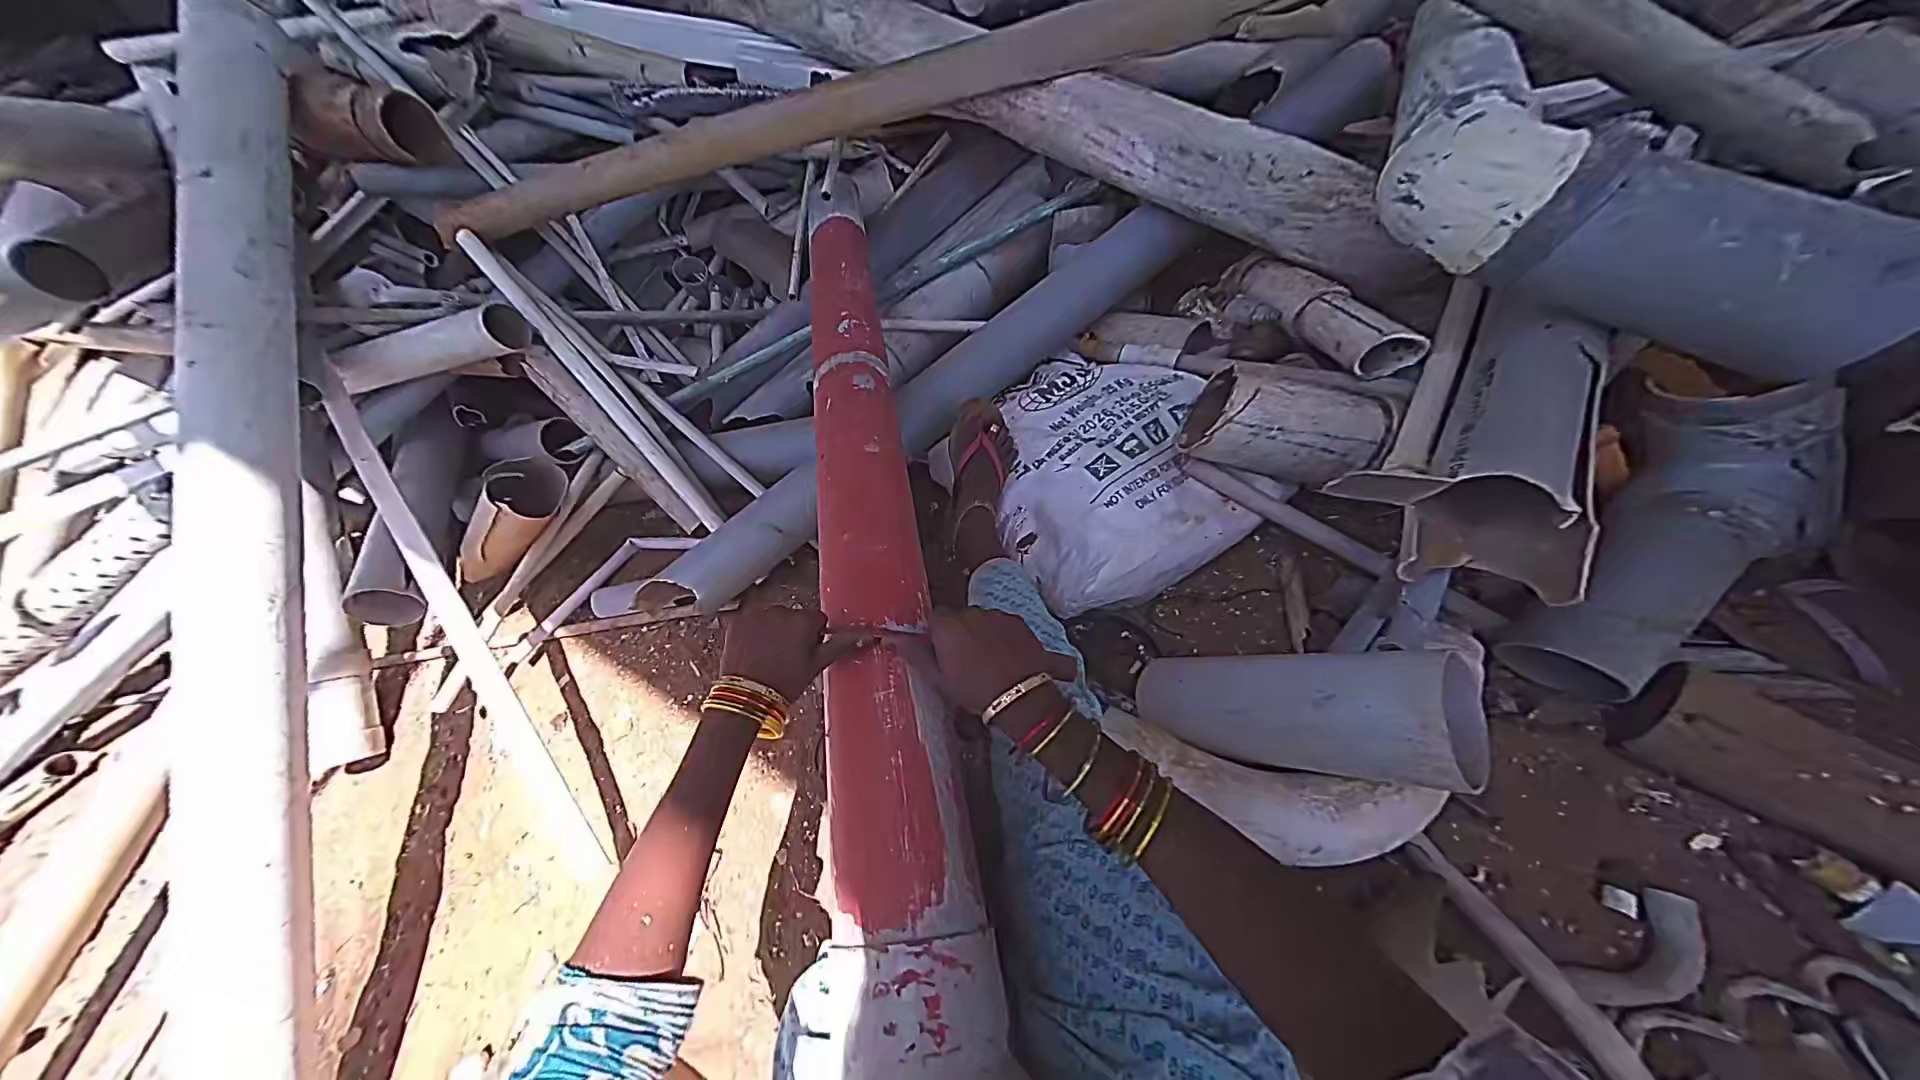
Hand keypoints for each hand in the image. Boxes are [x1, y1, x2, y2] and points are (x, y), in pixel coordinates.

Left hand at [718, 606, 874, 702]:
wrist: (746, 695)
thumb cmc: (783, 683)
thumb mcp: (816, 665)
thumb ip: (841, 646)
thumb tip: (868, 637)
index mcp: (803, 620)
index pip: (816, 619)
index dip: (813, 635)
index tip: (807, 650)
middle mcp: (781, 611)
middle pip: (793, 615)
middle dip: (792, 630)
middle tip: (787, 655)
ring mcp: (756, 614)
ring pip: (771, 616)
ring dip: (771, 628)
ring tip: (768, 654)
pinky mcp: (737, 619)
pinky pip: (750, 619)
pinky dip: (751, 630)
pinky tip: (752, 649)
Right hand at [886, 608, 1076, 715]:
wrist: (1021, 696)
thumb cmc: (975, 690)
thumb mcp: (939, 679)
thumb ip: (915, 654)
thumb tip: (893, 638)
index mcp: (947, 625)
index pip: (934, 618)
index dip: (937, 635)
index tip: (941, 653)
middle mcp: (970, 612)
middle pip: (958, 617)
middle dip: (958, 632)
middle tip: (964, 660)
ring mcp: (996, 614)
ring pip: (980, 619)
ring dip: (979, 632)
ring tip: (988, 660)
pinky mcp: (1017, 620)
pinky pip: (1001, 622)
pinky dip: (1000, 634)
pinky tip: (1005, 655)